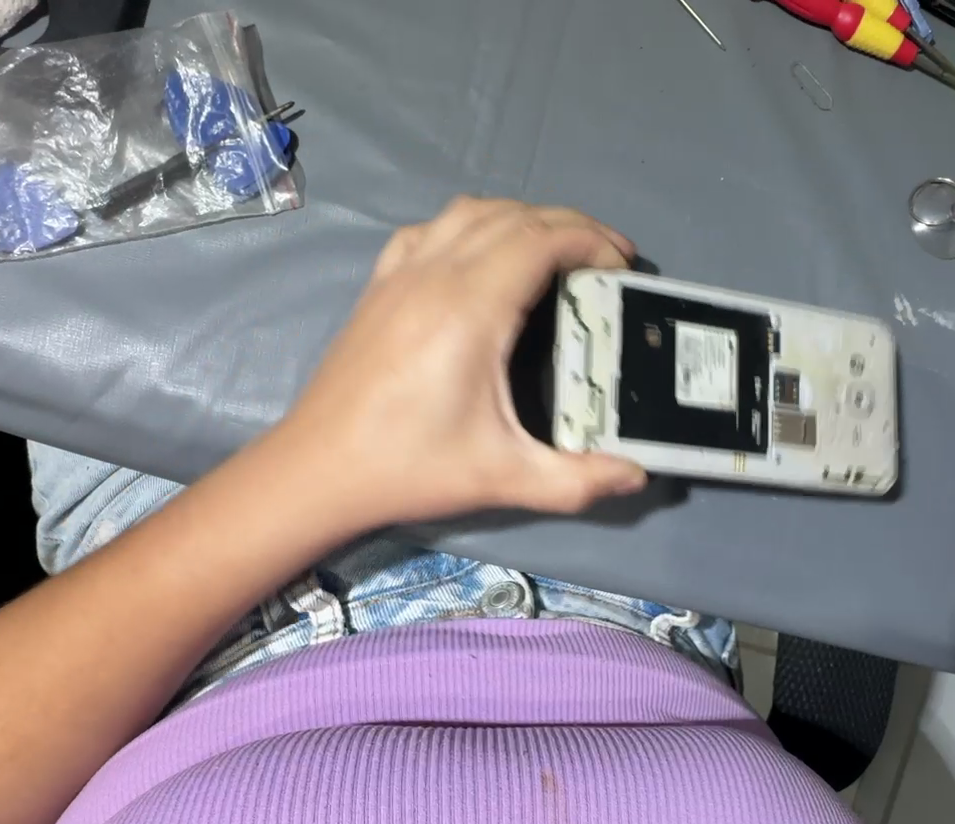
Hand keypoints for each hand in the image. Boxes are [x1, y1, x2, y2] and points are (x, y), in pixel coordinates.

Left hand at [270, 197, 647, 526]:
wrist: (318, 470)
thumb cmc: (410, 469)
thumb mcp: (504, 479)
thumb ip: (578, 480)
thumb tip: (636, 475)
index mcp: (470, 309)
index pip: (541, 240)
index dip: (591, 240)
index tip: (622, 264)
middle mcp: (434, 274)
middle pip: (514, 216)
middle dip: (570, 225)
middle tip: (606, 258)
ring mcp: (400, 274)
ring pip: (472, 213)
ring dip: (523, 219)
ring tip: (556, 253)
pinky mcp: (379, 286)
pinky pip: (432, 229)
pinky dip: (473, 227)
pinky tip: (484, 257)